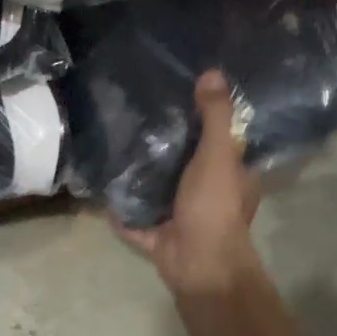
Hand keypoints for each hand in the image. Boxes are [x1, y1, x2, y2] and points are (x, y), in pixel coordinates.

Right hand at [113, 70, 264, 296]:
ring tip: (120, 149)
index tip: (184, 99)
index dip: (208, 122)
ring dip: (144, 180)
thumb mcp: (219, 153)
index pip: (223, 143)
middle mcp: (209, 197)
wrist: (197, 262)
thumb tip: (212, 73)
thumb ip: (215, 115)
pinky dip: (122, 212)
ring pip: (161, 194)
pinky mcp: (158, 238)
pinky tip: (104, 192)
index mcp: (232, 177)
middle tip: (144, 119)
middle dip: (170, 150)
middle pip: (189, 167)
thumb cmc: (214, 206)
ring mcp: (182, 219)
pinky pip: (135, 222)